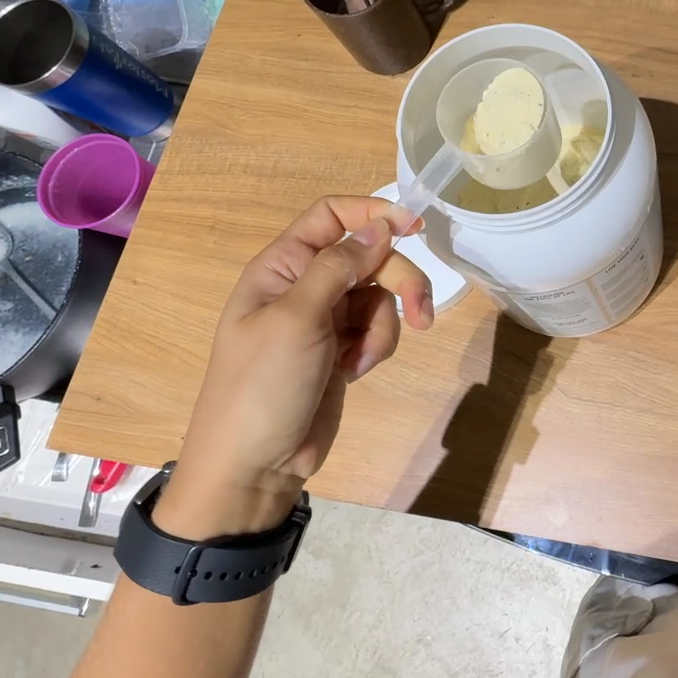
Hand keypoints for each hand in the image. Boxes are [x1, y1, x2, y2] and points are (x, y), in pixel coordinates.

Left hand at [157, 196, 433, 537]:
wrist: (254, 465)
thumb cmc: (262, 385)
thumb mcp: (297, 319)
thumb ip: (339, 266)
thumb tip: (380, 225)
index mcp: (282, 266)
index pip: (332, 216)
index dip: (374, 212)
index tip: (416, 227)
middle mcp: (306, 285)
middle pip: (371, 257)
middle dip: (400, 281)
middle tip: (422, 311)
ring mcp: (326, 319)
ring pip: (381, 296)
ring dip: (387, 325)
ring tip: (368, 359)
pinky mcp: (343, 349)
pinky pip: (378, 330)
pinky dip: (376, 348)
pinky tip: (356, 372)